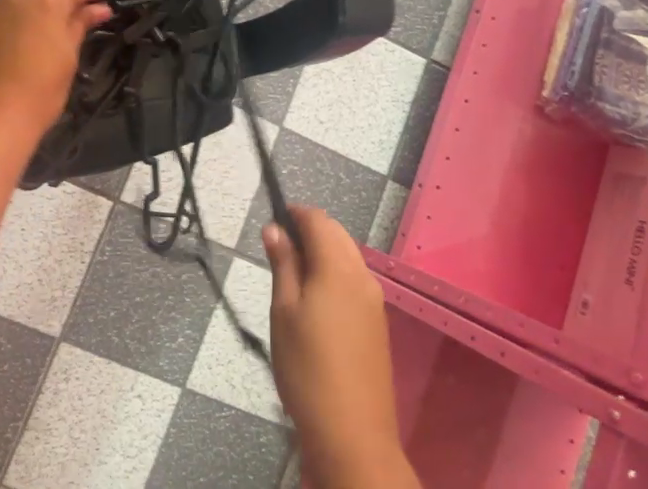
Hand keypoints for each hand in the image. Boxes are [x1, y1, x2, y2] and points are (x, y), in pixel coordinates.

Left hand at [0, 0, 111, 138]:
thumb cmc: (41, 92)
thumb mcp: (69, 58)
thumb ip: (81, 25)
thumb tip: (99, 8)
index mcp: (47, 1)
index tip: (103, 1)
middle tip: (76, 6)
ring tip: (54, 25)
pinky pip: (7, 7)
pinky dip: (23, 12)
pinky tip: (29, 39)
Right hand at [265, 206, 414, 488]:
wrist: (352, 433)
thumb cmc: (307, 368)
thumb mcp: (283, 311)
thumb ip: (282, 265)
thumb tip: (275, 229)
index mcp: (339, 269)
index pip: (319, 220)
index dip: (294, 214)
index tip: (269, 224)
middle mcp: (363, 278)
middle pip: (337, 236)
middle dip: (308, 232)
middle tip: (276, 251)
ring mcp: (375, 303)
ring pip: (347, 259)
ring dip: (321, 254)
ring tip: (289, 279)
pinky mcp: (377, 326)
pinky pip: (354, 283)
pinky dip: (333, 276)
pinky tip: (313, 303)